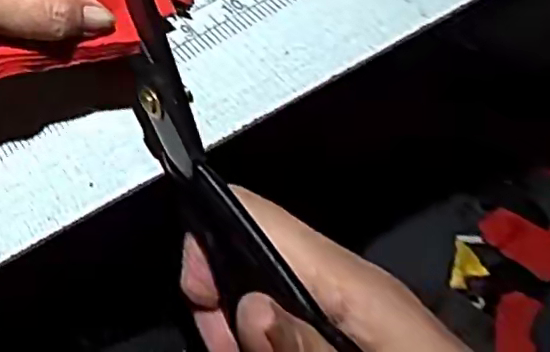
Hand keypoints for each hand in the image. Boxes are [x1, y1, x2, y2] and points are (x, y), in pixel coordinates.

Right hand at [181, 186, 468, 351]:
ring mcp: (355, 313)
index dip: (210, 235)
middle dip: (222, 293)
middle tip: (216, 340)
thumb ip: (310, 348)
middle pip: (254, 251)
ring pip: (267, 290)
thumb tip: (249, 305)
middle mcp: (352, 286)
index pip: (257, 212)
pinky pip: (293, 318)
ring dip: (241, 323)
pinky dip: (268, 338)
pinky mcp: (355, 335)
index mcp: (355, 283)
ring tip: (234, 351)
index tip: (193, 288)